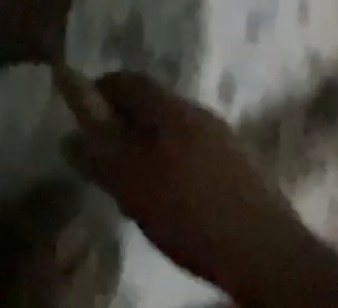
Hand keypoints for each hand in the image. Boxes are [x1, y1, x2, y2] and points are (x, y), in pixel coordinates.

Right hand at [66, 72, 321, 304]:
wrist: (270, 259)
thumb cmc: (186, 208)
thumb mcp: (125, 177)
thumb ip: (92, 143)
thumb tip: (67, 120)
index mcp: (169, 106)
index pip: (124, 78)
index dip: (95, 92)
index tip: (80, 121)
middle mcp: (200, 113)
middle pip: (150, 104)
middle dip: (122, 124)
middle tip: (104, 157)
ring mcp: (227, 142)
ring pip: (173, 132)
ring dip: (148, 148)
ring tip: (135, 183)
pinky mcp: (245, 173)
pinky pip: (196, 155)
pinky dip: (174, 167)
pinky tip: (172, 200)